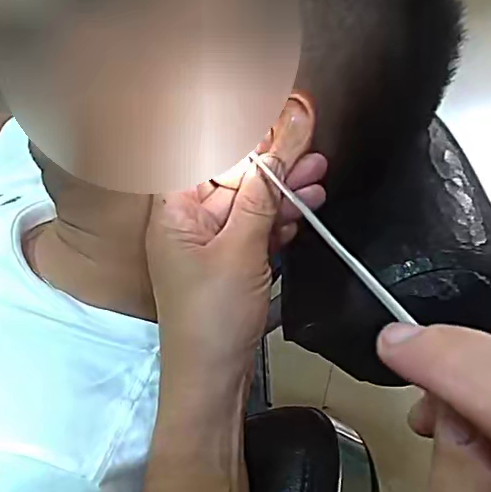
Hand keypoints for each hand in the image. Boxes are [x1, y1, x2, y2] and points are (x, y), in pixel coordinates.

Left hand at [147, 151, 325, 377]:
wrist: (213, 379)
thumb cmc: (210, 323)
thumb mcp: (241, 250)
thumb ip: (262, 193)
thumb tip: (279, 144)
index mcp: (172, 211)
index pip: (205, 153)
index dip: (242, 130)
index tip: (279, 112)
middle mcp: (186, 223)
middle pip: (231, 175)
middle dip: (272, 158)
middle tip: (308, 134)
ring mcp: (208, 245)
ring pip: (248, 202)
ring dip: (282, 188)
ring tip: (317, 170)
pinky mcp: (227, 264)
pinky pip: (254, 230)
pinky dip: (278, 219)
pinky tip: (304, 205)